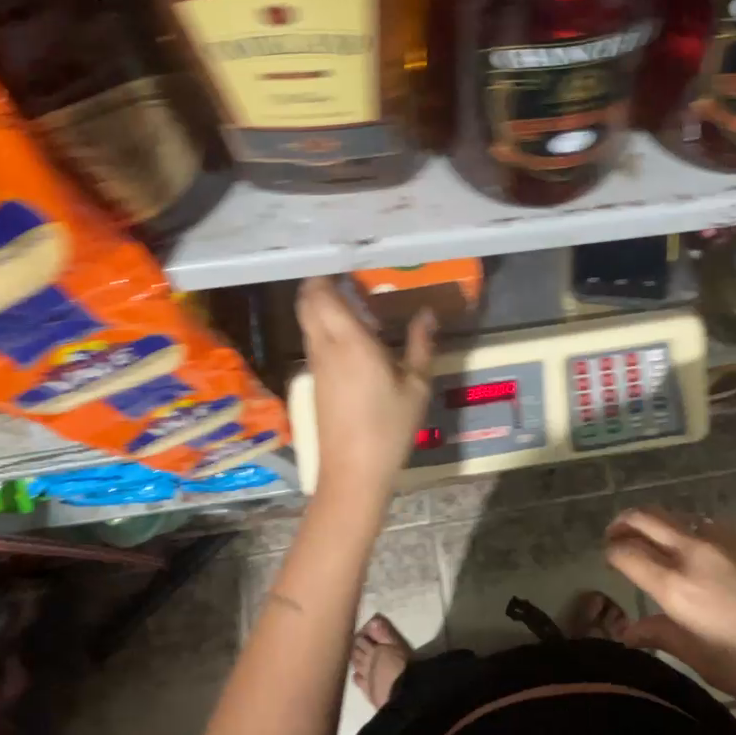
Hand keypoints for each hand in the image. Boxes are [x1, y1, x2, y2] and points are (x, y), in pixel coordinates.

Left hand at [297, 277, 435, 505]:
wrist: (353, 474)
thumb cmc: (389, 428)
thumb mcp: (416, 386)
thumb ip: (421, 344)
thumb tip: (428, 313)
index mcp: (349, 341)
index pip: (321, 295)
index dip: (324, 273)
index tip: (343, 260)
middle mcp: (325, 347)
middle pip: (307, 303)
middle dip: (319, 284)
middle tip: (348, 274)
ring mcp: (316, 365)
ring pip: (308, 321)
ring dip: (321, 305)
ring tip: (354, 301)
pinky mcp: (314, 381)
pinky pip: (314, 340)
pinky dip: (324, 326)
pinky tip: (352, 335)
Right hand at [605, 508, 735, 734]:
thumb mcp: (704, 661)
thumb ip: (663, 635)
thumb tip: (628, 631)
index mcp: (675, 586)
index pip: (624, 551)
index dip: (611, 552)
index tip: (610, 559)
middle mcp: (692, 552)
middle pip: (644, 516)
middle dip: (624, 522)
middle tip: (618, 534)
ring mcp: (723, 540)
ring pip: (675, 515)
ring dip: (658, 523)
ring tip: (658, 542)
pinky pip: (706, 524)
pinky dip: (691, 530)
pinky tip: (701, 553)